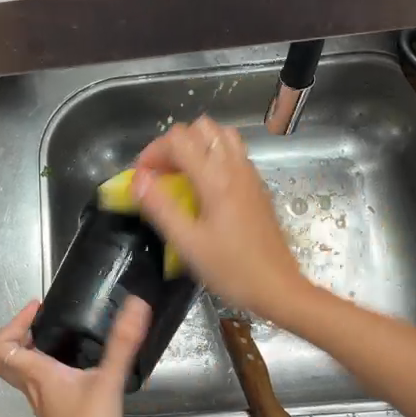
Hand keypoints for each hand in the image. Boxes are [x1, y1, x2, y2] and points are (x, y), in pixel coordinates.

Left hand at [0, 297, 150, 416]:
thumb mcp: (108, 382)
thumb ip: (123, 344)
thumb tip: (136, 305)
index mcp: (36, 376)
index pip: (1, 345)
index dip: (13, 321)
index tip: (40, 309)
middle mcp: (34, 389)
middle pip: (8, 360)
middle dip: (20, 336)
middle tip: (46, 323)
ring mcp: (46, 405)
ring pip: (26, 374)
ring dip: (36, 353)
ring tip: (65, 339)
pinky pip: (47, 387)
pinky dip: (55, 372)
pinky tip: (83, 370)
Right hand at [130, 116, 309, 319]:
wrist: (277, 287)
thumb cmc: (231, 270)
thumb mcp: (188, 244)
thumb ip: (161, 207)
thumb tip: (138, 180)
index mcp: (215, 179)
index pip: (179, 139)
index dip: (153, 151)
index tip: (141, 177)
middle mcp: (235, 168)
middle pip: (202, 128)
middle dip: (174, 144)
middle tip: (160, 174)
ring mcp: (250, 175)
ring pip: (221, 136)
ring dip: (196, 147)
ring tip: (181, 176)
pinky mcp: (257, 187)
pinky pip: (234, 154)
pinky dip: (213, 157)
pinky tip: (204, 188)